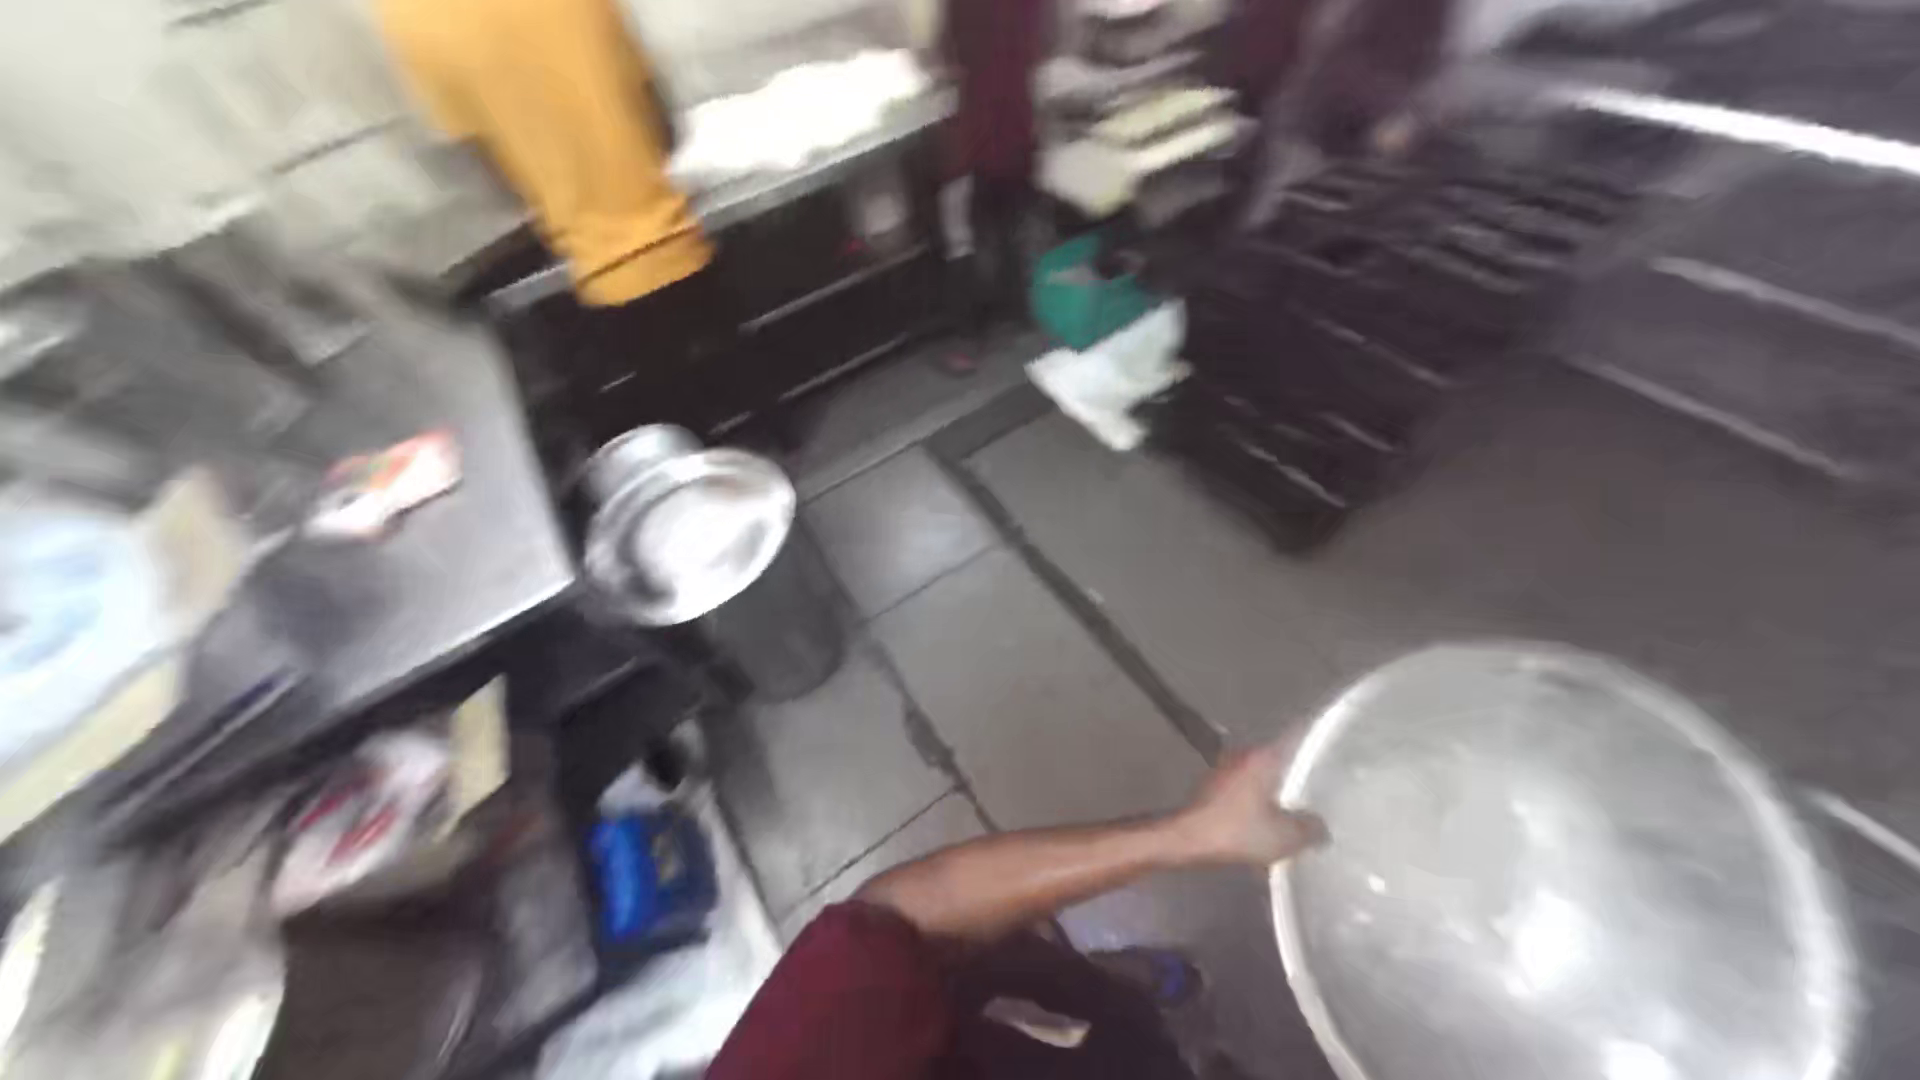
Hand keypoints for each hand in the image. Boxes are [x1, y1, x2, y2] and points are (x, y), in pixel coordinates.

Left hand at [1171, 736, 1326, 865]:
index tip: (1334, 749)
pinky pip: (1247, 787)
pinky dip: (1261, 798)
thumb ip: (1311, 827)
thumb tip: (1320, 824)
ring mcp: (1226, 769)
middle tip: (1323, 788)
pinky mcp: (1214, 787)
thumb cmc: (1238, 831)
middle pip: (1278, 758)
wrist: (1188, 838)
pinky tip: (1271, 817)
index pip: (1294, 739)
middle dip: (1298, 772)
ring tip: (1301, 807)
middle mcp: (1243, 755)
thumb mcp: (1286, 836)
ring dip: (1278, 788)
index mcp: (1262, 757)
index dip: (1315, 743)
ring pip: (1262, 774)